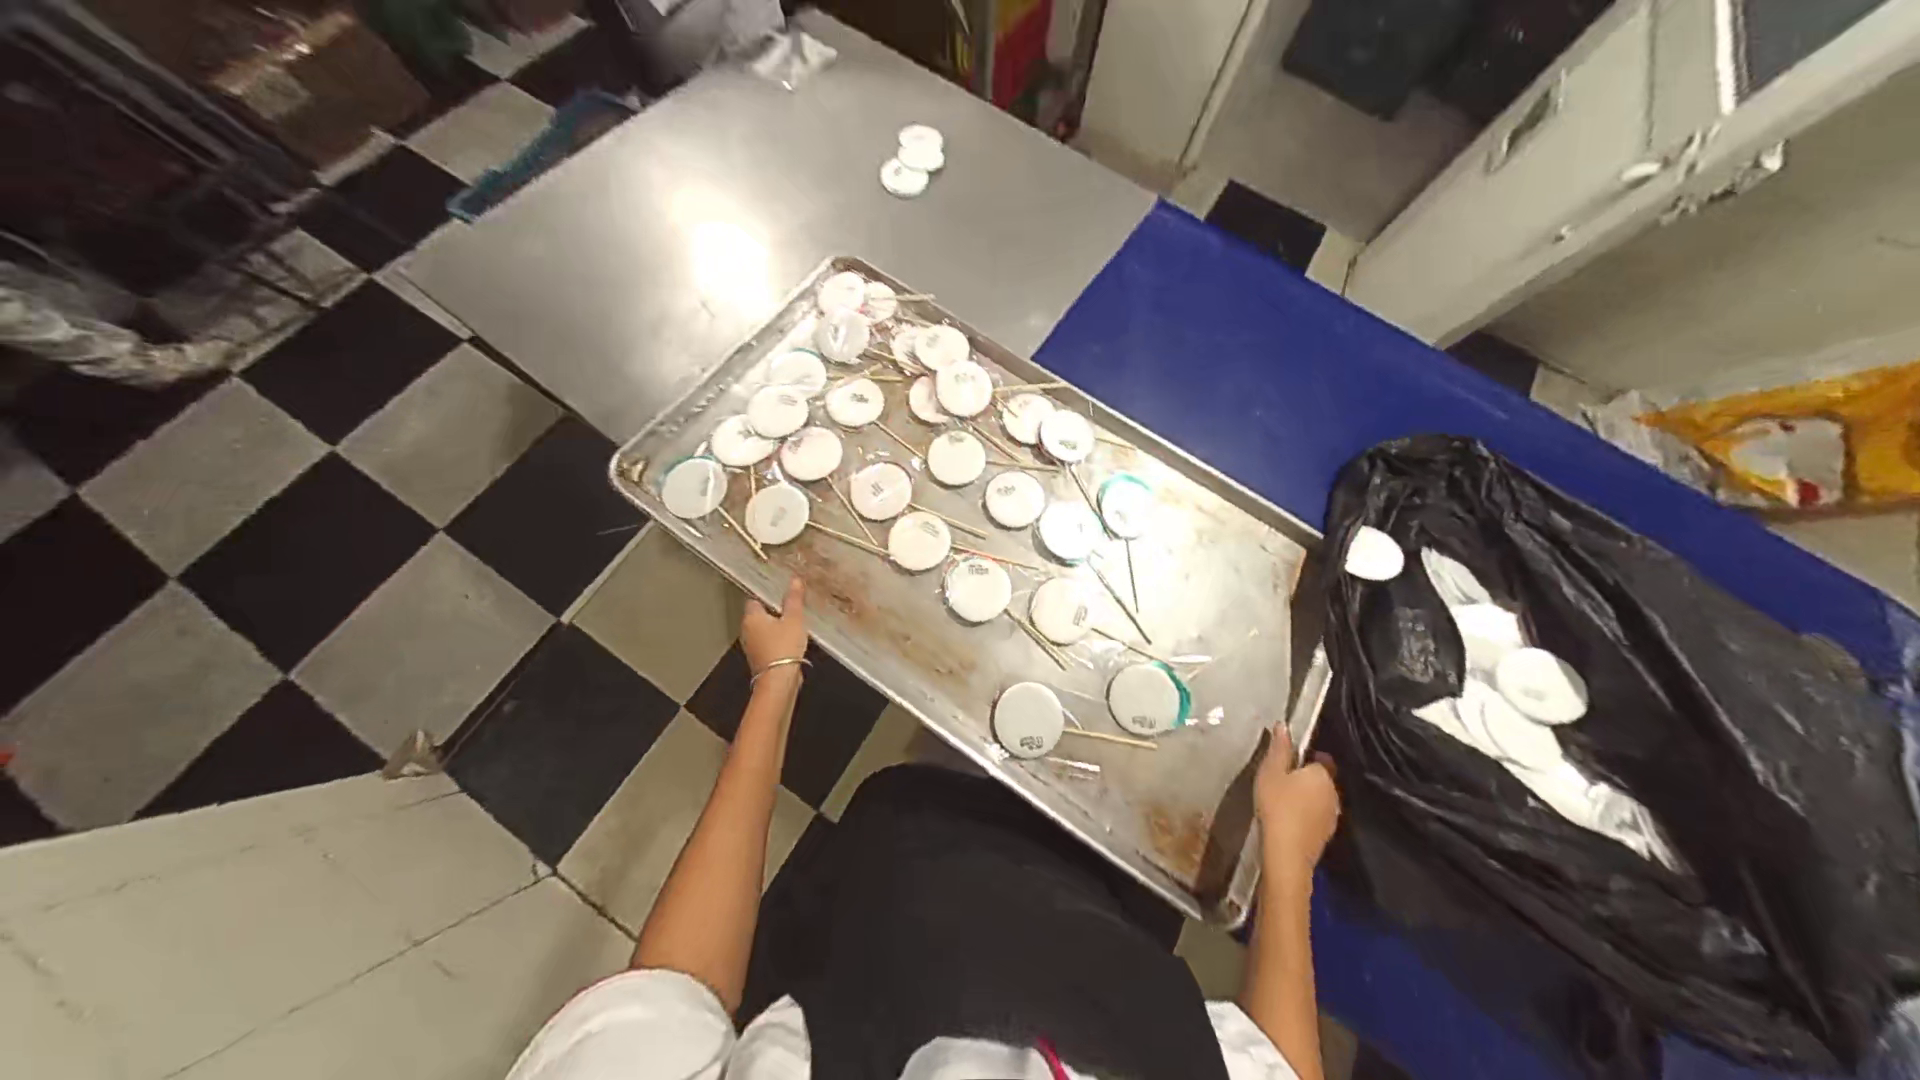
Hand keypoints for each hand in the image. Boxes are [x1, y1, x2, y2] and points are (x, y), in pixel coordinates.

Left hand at [742, 576, 808, 676]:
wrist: (779, 680)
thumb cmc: (784, 646)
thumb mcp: (794, 619)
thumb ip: (794, 599)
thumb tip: (795, 580)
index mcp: (751, 617)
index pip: (755, 599)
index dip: (768, 595)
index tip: (782, 593)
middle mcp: (747, 630)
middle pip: (759, 615)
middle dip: (773, 611)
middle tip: (791, 607)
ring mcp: (751, 646)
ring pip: (763, 630)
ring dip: (775, 627)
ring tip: (794, 623)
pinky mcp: (759, 659)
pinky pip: (767, 643)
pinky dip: (776, 640)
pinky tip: (791, 641)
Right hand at [1254, 725, 1339, 876]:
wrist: (1287, 851)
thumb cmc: (1278, 804)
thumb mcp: (1271, 772)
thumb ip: (1279, 749)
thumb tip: (1284, 725)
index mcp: (1322, 775)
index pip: (1321, 759)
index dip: (1306, 758)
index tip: (1287, 761)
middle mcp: (1334, 793)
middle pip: (1322, 779)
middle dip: (1306, 777)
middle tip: (1280, 779)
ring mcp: (1333, 816)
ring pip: (1320, 798)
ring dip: (1307, 797)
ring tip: (1282, 799)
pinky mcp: (1326, 834)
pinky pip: (1317, 815)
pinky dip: (1306, 814)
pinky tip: (1288, 818)